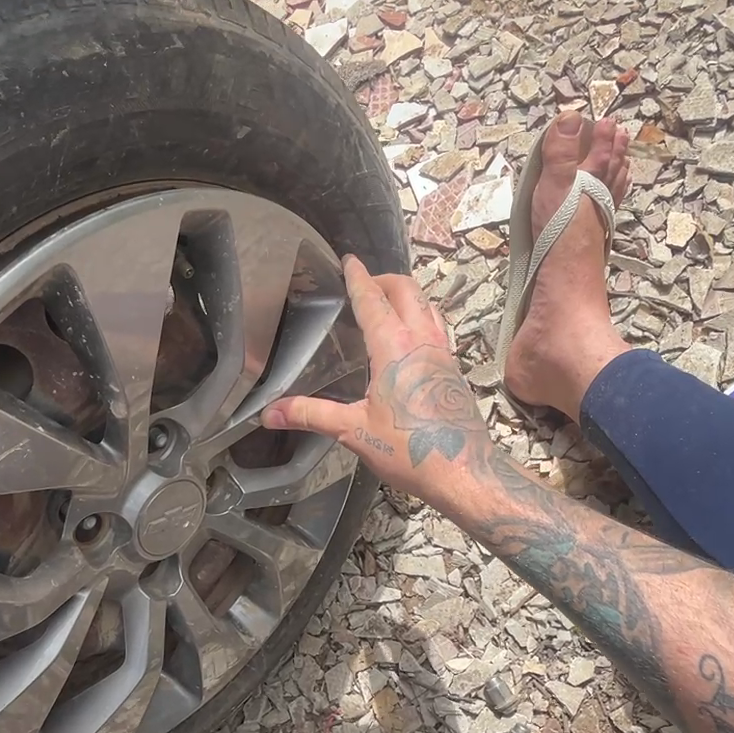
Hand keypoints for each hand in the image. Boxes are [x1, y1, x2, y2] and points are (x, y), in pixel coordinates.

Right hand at [263, 256, 490, 505]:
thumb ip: (311, 415)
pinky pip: (438, 328)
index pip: (372, 299)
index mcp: (394, 346)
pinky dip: (422, 317)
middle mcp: (422, 340)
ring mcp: (443, 353)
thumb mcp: (353, 431)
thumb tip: (270, 413)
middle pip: (406, 289)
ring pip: (428, 305)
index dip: (357, 277)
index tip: (349, 261)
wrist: (464, 471)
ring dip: (407, 295)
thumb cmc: (410, 449)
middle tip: (363, 283)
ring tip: (387, 302)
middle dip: (384, 279)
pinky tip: (412, 339)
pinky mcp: (453, 370)